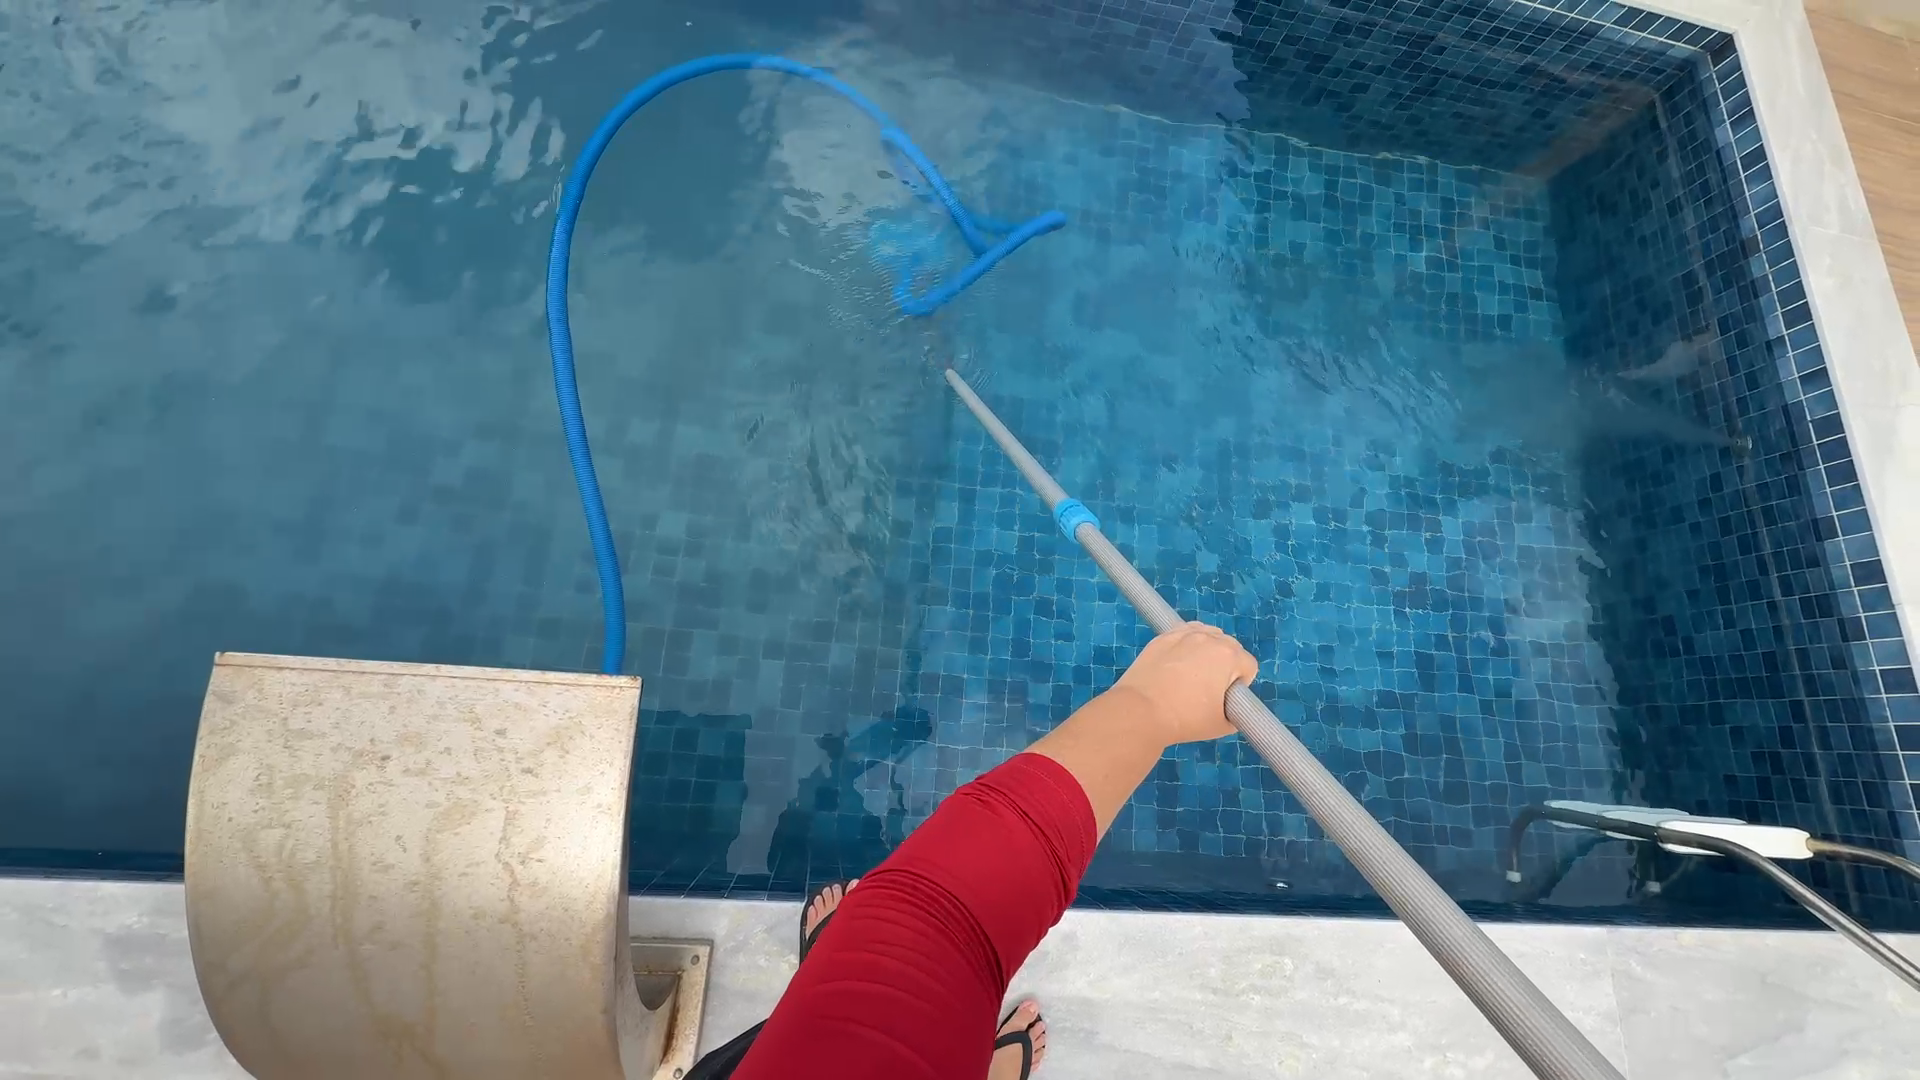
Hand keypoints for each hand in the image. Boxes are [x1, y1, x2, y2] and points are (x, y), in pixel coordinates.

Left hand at [1109, 621, 1257, 744]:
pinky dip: (1186, 643)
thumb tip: (1229, 703)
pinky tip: (1178, 661)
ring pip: (1207, 635)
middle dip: (1225, 665)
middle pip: (1229, 646)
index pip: (1248, 665)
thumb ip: (1236, 710)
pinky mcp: (1162, 636)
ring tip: (1193, 673)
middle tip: (1209, 687)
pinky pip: (1184, 633)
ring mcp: (1183, 634)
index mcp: (1228, 656)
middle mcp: (1208, 638)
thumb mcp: (1223, 724)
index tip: (1224, 698)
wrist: (1141, 710)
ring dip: (1207, 650)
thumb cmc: (1186, 719)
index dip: (1240, 684)